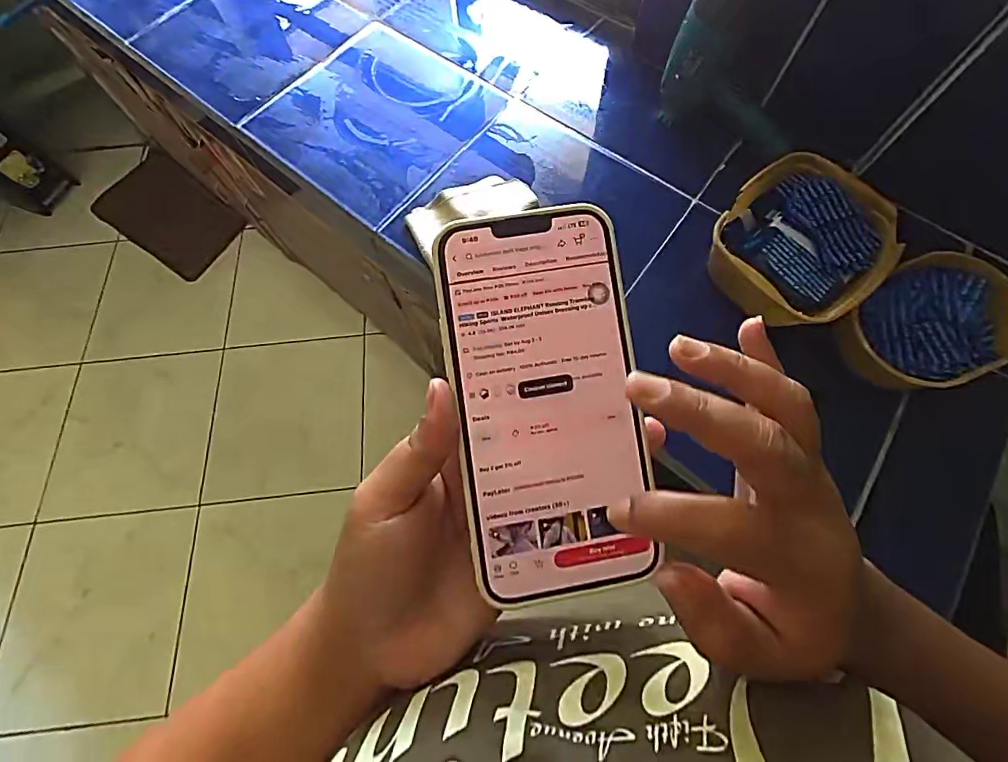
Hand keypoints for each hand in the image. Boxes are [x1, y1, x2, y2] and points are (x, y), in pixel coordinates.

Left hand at [318, 378, 671, 691]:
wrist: (371, 656)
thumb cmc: (366, 566)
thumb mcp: (384, 500)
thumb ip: (418, 451)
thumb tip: (442, 386)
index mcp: (453, 455)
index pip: (494, 408)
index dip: (524, 382)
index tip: (564, 352)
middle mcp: (488, 480)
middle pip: (537, 441)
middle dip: (577, 417)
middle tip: (625, 394)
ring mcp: (510, 521)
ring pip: (559, 482)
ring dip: (595, 462)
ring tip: (640, 439)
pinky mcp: (526, 560)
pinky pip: (564, 534)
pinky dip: (595, 519)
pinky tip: (631, 505)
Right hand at [608, 318, 866, 681]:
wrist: (853, 600)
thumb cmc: (798, 627)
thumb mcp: (760, 655)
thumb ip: (712, 623)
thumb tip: (668, 571)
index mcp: (793, 556)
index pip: (730, 528)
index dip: (672, 516)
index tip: (619, 507)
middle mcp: (806, 498)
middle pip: (762, 442)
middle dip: (700, 410)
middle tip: (639, 386)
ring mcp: (810, 462)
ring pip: (784, 405)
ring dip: (733, 369)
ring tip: (678, 347)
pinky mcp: (805, 443)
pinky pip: (792, 395)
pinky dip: (770, 358)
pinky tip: (749, 325)